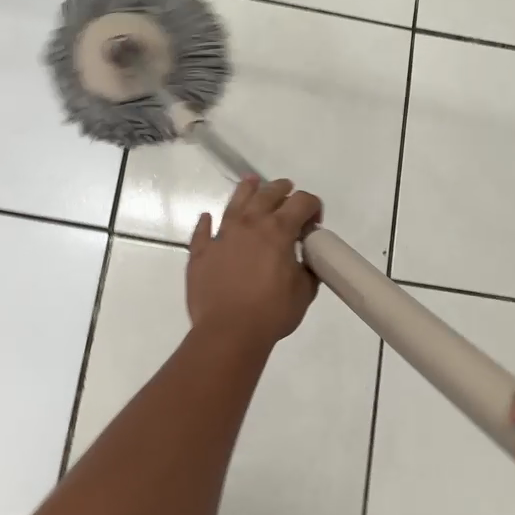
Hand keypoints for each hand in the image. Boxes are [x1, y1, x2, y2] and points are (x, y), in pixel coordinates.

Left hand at [186, 177, 321, 345]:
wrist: (229, 332)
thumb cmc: (272, 313)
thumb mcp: (304, 292)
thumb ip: (307, 269)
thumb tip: (304, 261)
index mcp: (278, 230)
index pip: (302, 201)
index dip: (313, 207)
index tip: (314, 224)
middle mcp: (250, 224)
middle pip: (268, 193)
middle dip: (282, 190)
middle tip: (287, 194)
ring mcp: (222, 235)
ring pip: (235, 202)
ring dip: (246, 190)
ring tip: (251, 183)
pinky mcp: (201, 252)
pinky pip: (202, 231)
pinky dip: (206, 222)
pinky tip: (207, 219)